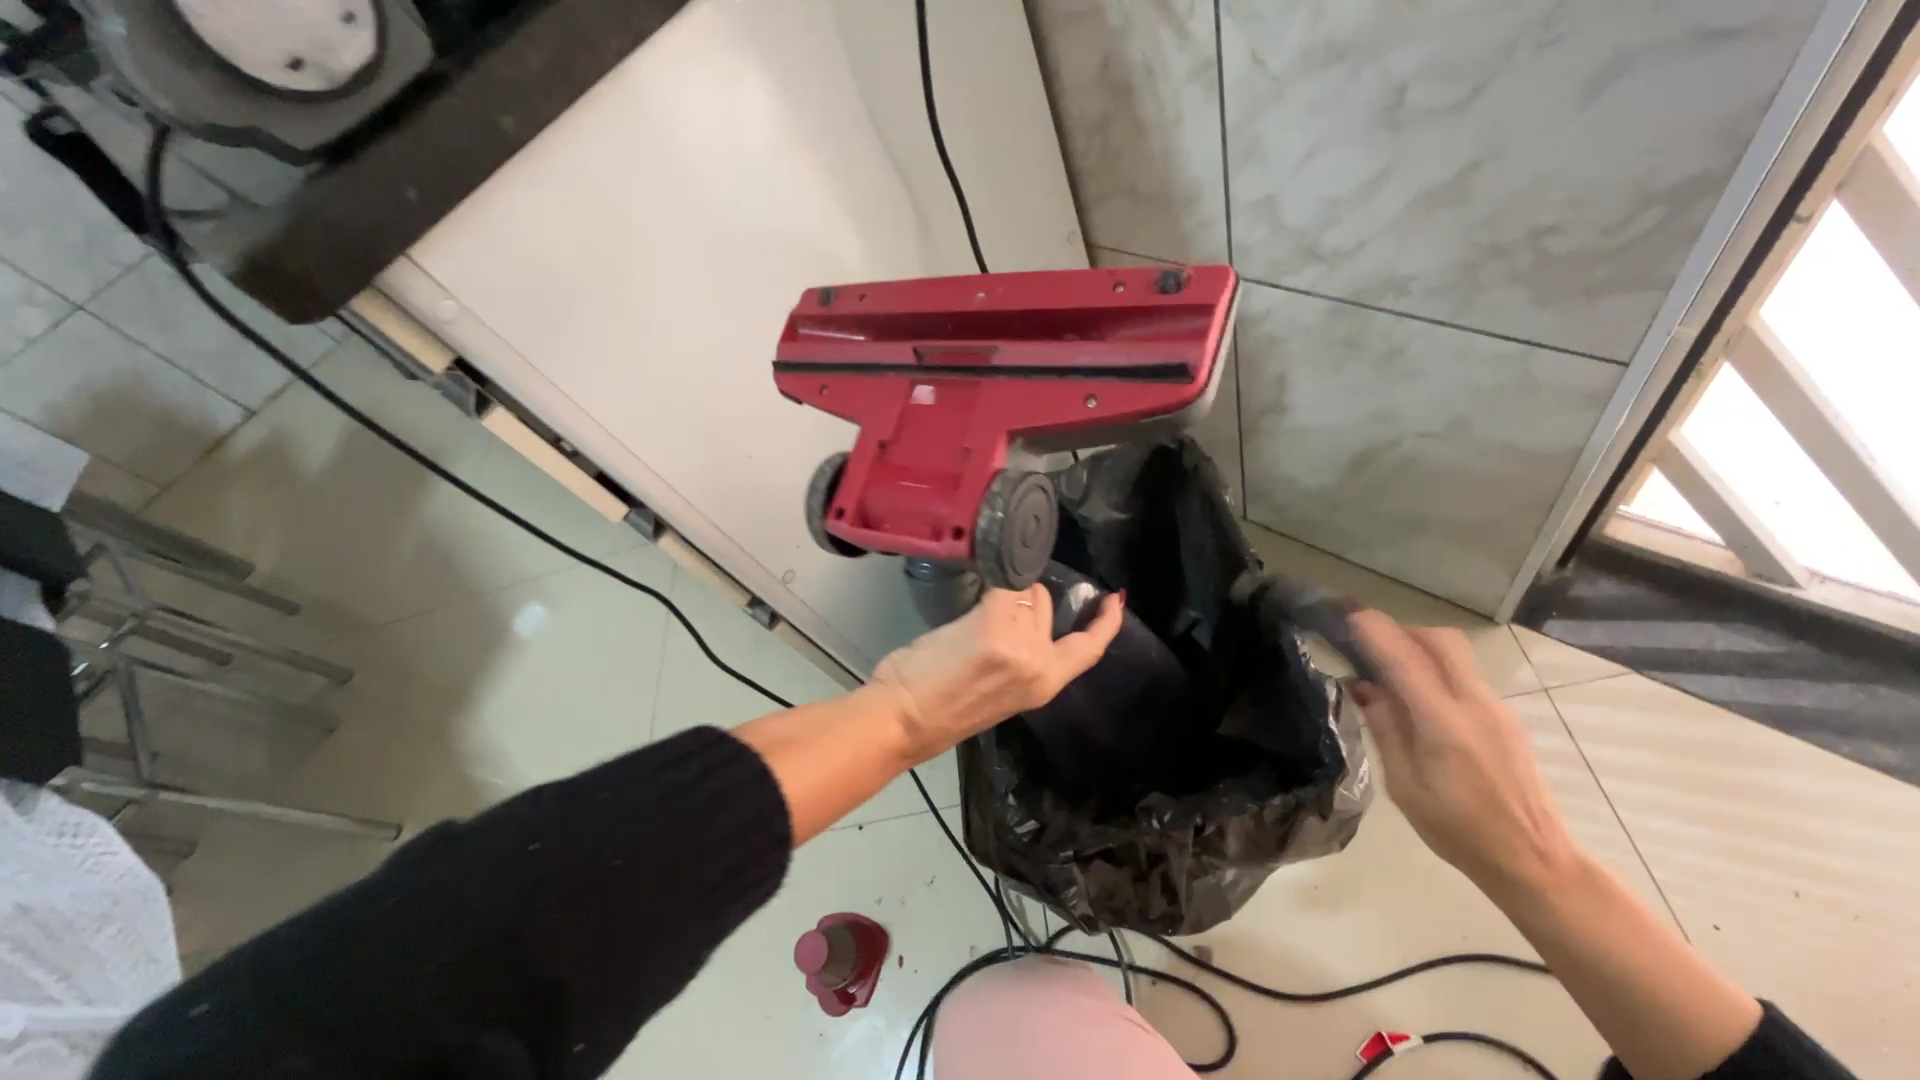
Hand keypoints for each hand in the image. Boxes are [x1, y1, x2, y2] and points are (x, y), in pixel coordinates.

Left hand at [871, 584, 1124, 763]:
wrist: (904, 719)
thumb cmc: (941, 710)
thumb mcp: (998, 692)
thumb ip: (1020, 660)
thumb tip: (1020, 623)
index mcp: (1044, 686)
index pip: (1089, 649)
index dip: (1105, 623)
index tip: (1115, 600)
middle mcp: (1040, 662)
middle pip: (1044, 605)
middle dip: (1017, 603)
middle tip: (981, 628)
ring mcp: (1020, 641)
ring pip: (1021, 590)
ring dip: (998, 596)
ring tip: (967, 628)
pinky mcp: (995, 621)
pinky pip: (998, 585)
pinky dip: (983, 588)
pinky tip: (963, 613)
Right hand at [1348, 611, 1578, 898]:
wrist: (1532, 857)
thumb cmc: (1457, 830)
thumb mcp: (1404, 785)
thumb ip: (1386, 728)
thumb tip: (1364, 686)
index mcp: (1444, 723)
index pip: (1404, 659)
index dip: (1374, 631)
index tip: (1345, 615)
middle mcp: (1475, 704)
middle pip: (1439, 640)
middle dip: (1400, 630)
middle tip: (1367, 643)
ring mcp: (1496, 708)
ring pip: (1455, 655)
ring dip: (1418, 648)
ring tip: (1386, 670)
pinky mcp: (1504, 718)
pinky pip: (1464, 676)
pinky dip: (1435, 670)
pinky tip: (1416, 699)